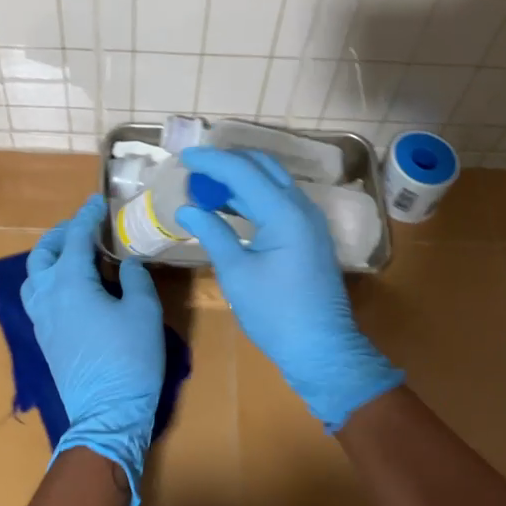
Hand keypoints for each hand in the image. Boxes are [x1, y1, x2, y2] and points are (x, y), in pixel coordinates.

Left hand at [21, 194, 165, 505]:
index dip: (87, 216)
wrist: (106, 414)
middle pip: (43, 254)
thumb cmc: (129, 359)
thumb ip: (135, 279)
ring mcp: (41, 320)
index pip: (76, 238)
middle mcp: (48, 296)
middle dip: (62, 234)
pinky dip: (50, 279)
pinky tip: (73, 286)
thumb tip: (127, 263)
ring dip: (50, 257)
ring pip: (34, 277)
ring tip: (74, 254)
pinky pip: (38, 297)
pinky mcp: (45, 339)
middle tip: (84, 227)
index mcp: (70, 283)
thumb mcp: (144, 311)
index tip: (98, 201)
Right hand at [177, 147, 402, 430]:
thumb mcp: (236, 274)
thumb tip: (186, 208)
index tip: (183, 155)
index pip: (242, 171)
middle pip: (262, 166)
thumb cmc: (276, 314)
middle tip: (195, 167)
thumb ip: (212, 233)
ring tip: (205, 183)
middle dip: (227, 161)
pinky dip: (252, 195)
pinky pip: (278, 200)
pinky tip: (229, 204)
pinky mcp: (309, 233)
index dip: (211, 160)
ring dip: (240, 177)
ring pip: (272, 181)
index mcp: (284, 213)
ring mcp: (309, 219)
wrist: (322, 349)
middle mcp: (301, 207)